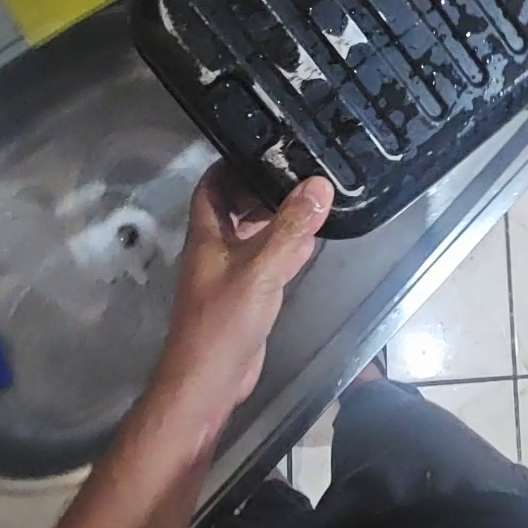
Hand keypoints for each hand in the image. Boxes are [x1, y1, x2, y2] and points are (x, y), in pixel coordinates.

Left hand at [157, 163, 333, 414]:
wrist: (210, 382)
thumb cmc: (223, 322)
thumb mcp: (260, 270)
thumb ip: (290, 230)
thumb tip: (319, 185)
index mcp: (208, 234)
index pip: (213, 185)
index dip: (232, 163)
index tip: (264, 145)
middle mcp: (216, 249)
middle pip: (235, 207)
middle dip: (263, 187)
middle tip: (299, 170)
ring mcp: (231, 273)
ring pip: (254, 234)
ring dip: (278, 217)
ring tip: (312, 197)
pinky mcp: (247, 295)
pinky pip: (267, 260)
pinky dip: (287, 247)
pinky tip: (310, 243)